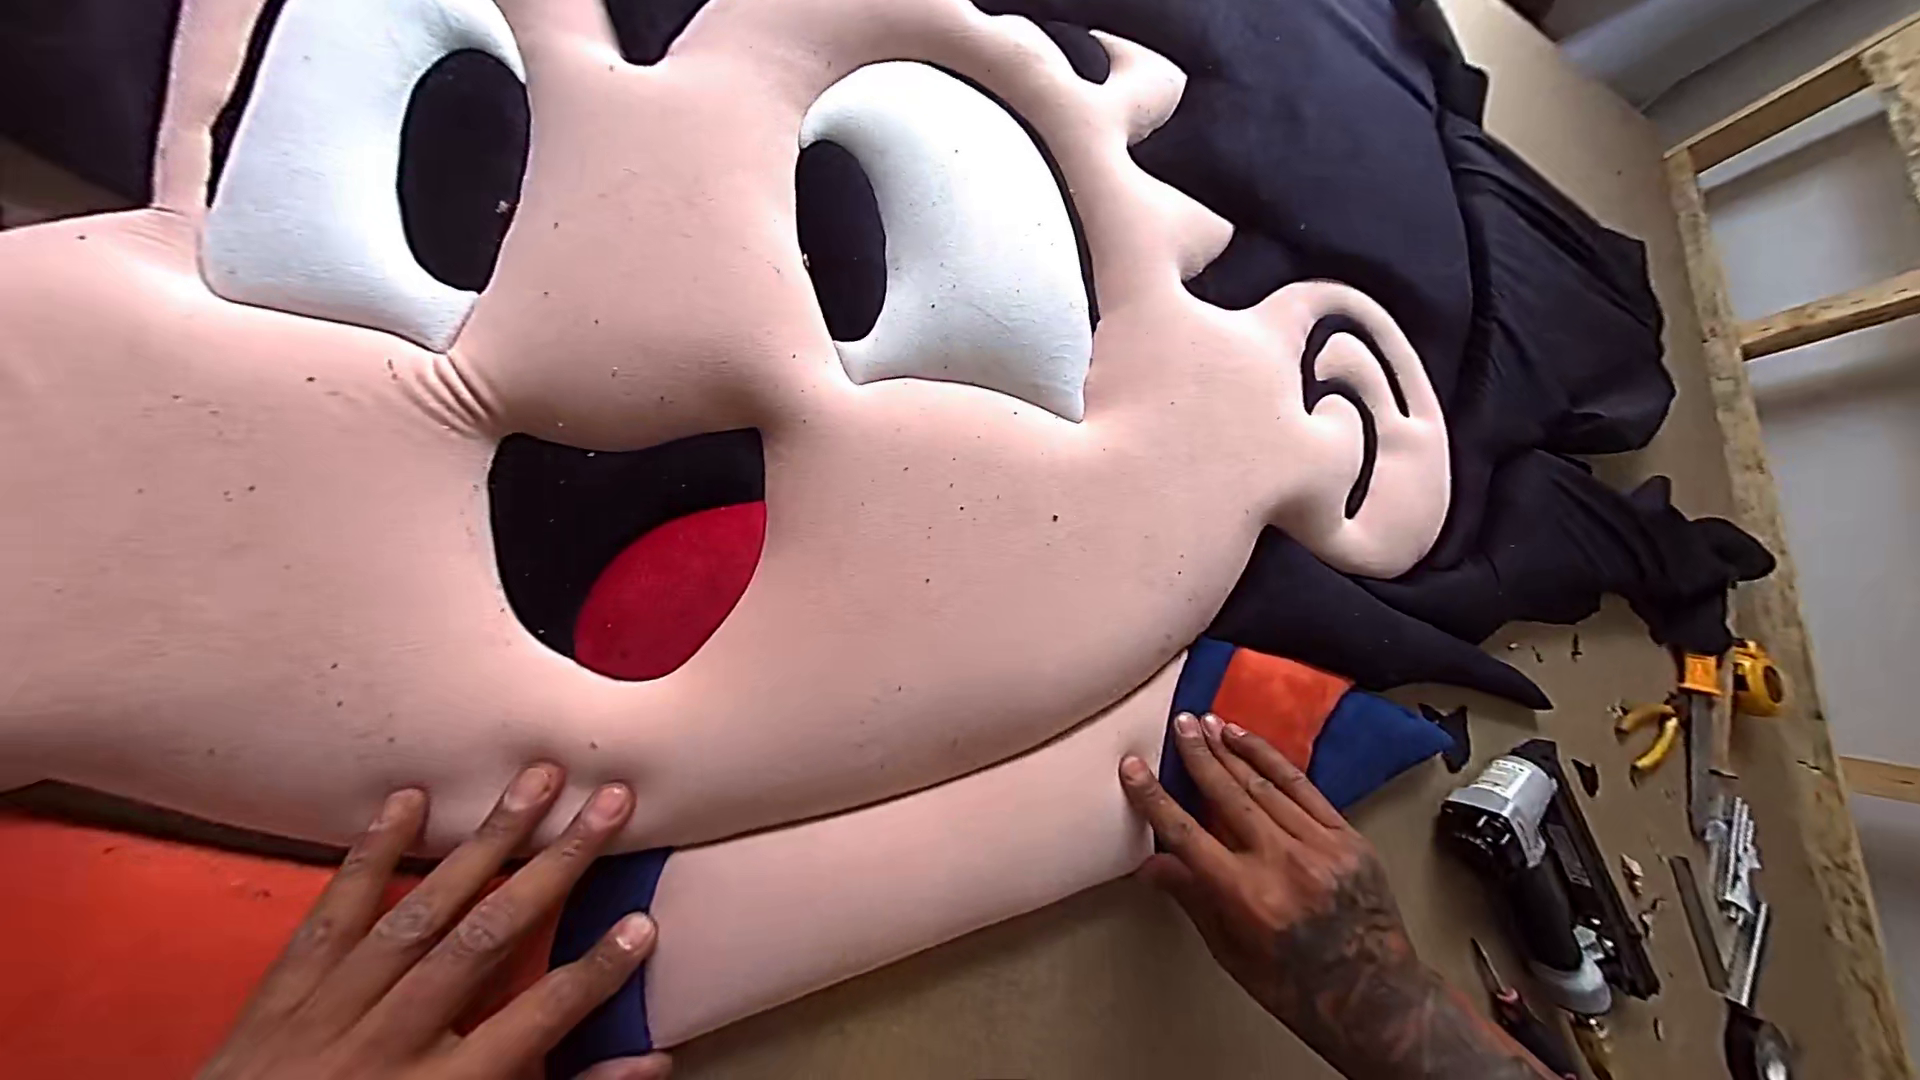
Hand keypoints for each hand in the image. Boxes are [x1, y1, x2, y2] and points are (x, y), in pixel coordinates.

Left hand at [200, 764, 670, 1079]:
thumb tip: (653, 1058)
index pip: (535, 1021)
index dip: (594, 974)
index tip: (644, 923)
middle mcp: (379, 1046)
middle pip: (485, 938)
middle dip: (557, 862)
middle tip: (611, 799)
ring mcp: (322, 1017)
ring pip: (420, 911)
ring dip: (488, 838)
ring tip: (539, 777)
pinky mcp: (275, 1002)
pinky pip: (327, 920)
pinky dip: (368, 857)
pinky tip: (407, 799)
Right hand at [1119, 712, 1556, 1079]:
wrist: (1385, 1004)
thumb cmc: (1298, 987)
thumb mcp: (1231, 952)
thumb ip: (1191, 897)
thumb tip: (1146, 863)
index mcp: (1247, 898)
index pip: (1186, 834)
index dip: (1153, 798)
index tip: (1132, 767)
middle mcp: (1282, 865)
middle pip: (1226, 795)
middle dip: (1197, 755)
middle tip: (1179, 723)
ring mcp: (1319, 848)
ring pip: (1261, 785)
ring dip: (1229, 750)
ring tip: (1206, 722)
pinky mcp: (1348, 839)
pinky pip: (1301, 787)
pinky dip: (1270, 759)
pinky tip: (1246, 739)